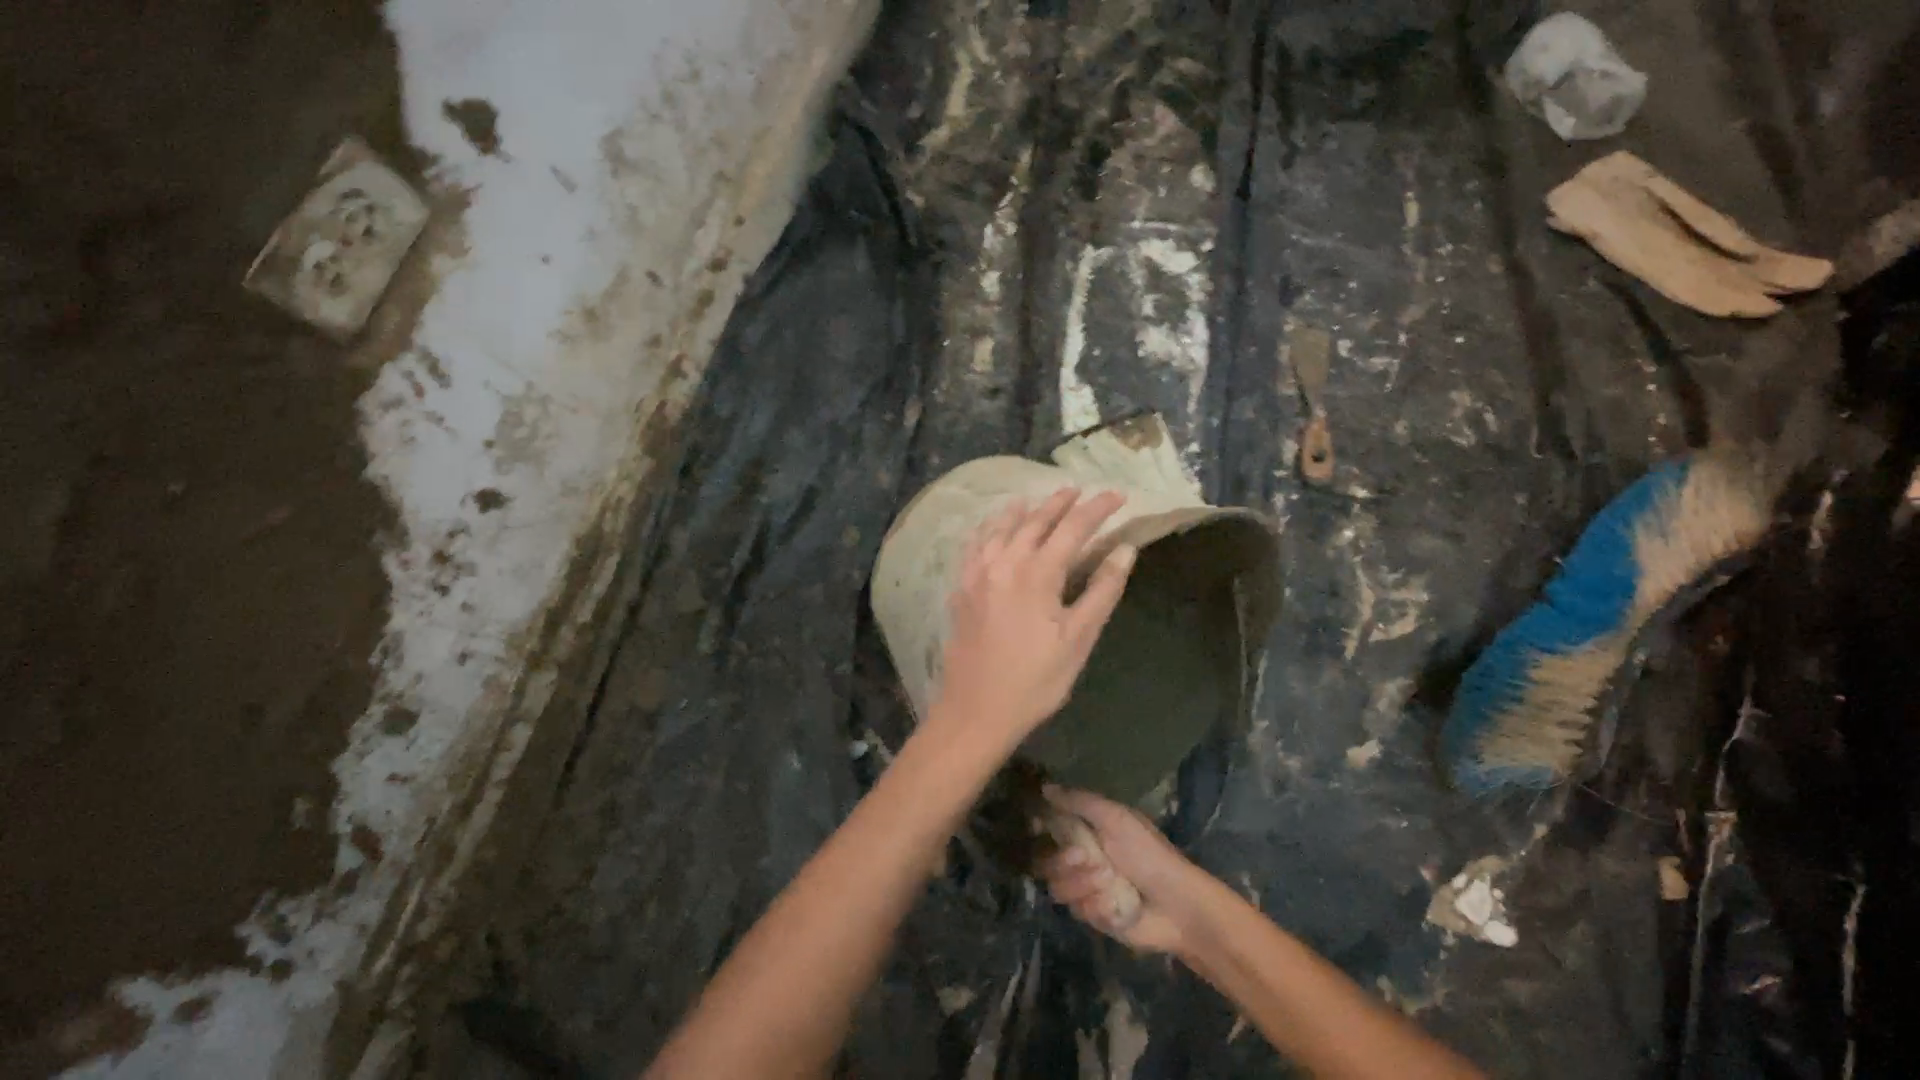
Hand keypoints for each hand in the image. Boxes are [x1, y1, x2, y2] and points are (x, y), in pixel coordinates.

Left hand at [928, 488, 1134, 747]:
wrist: (975, 711)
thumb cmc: (1035, 680)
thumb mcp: (1078, 639)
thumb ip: (1102, 590)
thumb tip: (1125, 550)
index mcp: (1036, 573)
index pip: (1073, 528)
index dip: (1097, 509)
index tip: (1119, 495)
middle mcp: (1003, 563)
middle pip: (1035, 521)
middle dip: (1060, 502)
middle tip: (1080, 490)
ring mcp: (976, 574)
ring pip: (1001, 528)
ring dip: (1024, 511)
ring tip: (1038, 500)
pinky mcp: (960, 589)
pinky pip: (975, 545)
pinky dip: (989, 529)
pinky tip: (992, 528)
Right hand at [1039, 786, 1202, 953]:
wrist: (1176, 904)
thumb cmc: (1148, 854)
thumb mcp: (1116, 818)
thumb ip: (1079, 802)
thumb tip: (1045, 787)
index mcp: (1088, 833)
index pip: (1050, 829)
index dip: (1040, 830)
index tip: (1036, 828)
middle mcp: (1082, 860)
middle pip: (1046, 862)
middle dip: (1063, 862)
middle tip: (1084, 858)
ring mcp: (1086, 889)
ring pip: (1059, 888)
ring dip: (1082, 884)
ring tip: (1108, 883)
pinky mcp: (1094, 916)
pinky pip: (1078, 910)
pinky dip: (1097, 906)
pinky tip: (1116, 905)